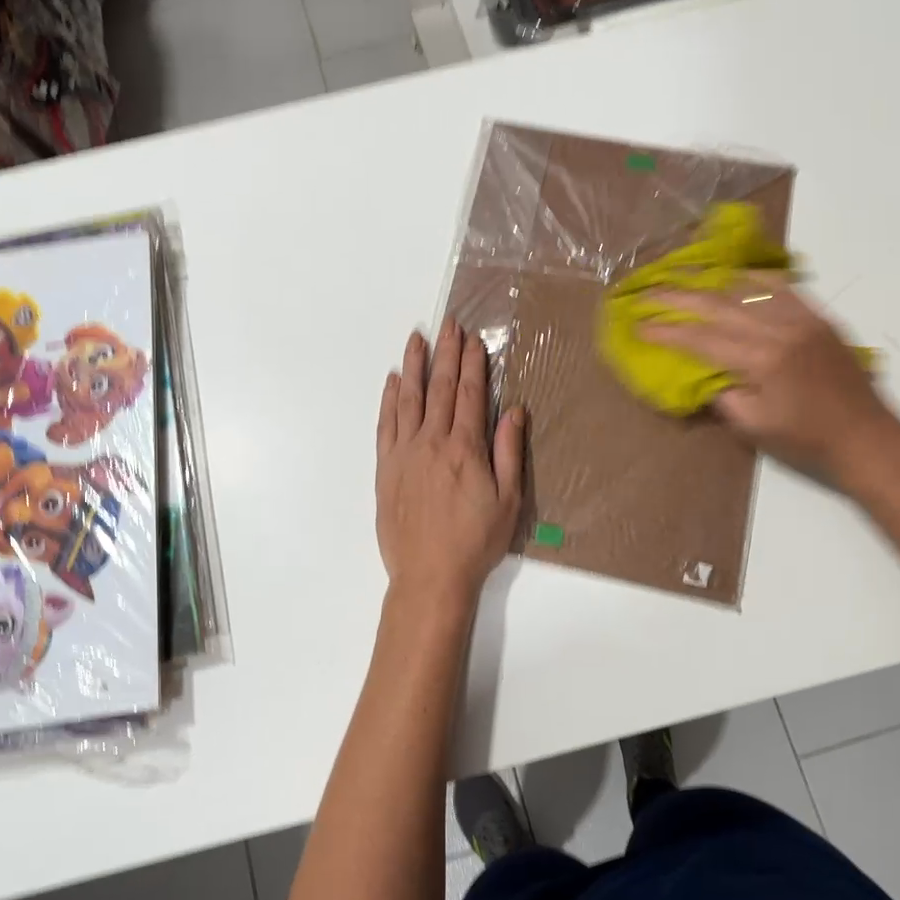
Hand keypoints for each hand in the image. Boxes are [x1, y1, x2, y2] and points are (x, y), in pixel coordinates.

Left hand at [376, 318, 524, 604]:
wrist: (429, 575)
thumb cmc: (475, 542)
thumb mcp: (508, 501)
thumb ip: (509, 452)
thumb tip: (514, 410)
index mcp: (466, 448)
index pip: (469, 394)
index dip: (472, 363)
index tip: (473, 338)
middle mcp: (432, 442)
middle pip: (439, 388)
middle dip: (446, 353)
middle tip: (449, 324)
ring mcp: (404, 453)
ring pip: (408, 398)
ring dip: (414, 366)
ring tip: (418, 338)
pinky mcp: (384, 468)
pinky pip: (385, 424)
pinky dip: (389, 399)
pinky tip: (393, 380)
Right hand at [639, 274, 899, 482]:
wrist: (866, 436)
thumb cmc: (806, 439)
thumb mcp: (754, 426)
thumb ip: (723, 395)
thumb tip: (703, 373)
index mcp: (763, 359)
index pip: (703, 338)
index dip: (667, 332)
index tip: (639, 326)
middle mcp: (782, 329)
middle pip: (720, 306)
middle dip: (679, 299)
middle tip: (648, 293)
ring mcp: (804, 318)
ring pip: (749, 290)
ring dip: (713, 284)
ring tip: (685, 279)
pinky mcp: (819, 318)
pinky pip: (782, 288)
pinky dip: (754, 282)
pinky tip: (736, 279)